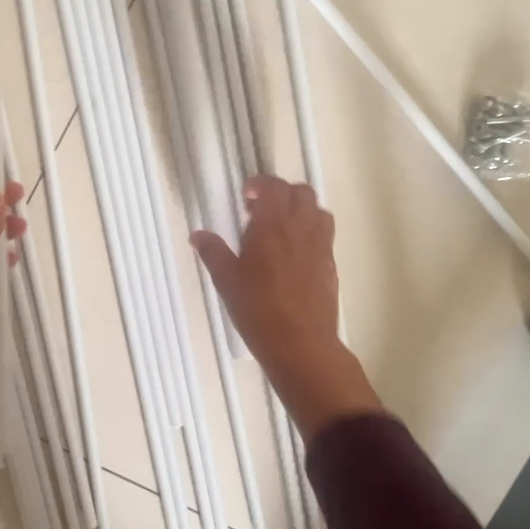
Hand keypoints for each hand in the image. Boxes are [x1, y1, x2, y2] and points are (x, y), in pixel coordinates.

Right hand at [192, 176, 382, 440]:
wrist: (300, 343)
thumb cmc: (257, 309)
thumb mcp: (226, 280)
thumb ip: (213, 252)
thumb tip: (199, 235)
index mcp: (272, 226)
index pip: (273, 187)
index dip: (260, 184)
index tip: (245, 196)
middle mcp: (301, 229)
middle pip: (301, 192)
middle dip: (281, 193)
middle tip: (260, 210)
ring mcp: (320, 246)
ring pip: (318, 211)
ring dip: (300, 210)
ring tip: (280, 228)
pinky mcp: (330, 265)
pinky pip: (324, 235)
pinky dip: (309, 232)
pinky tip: (292, 254)